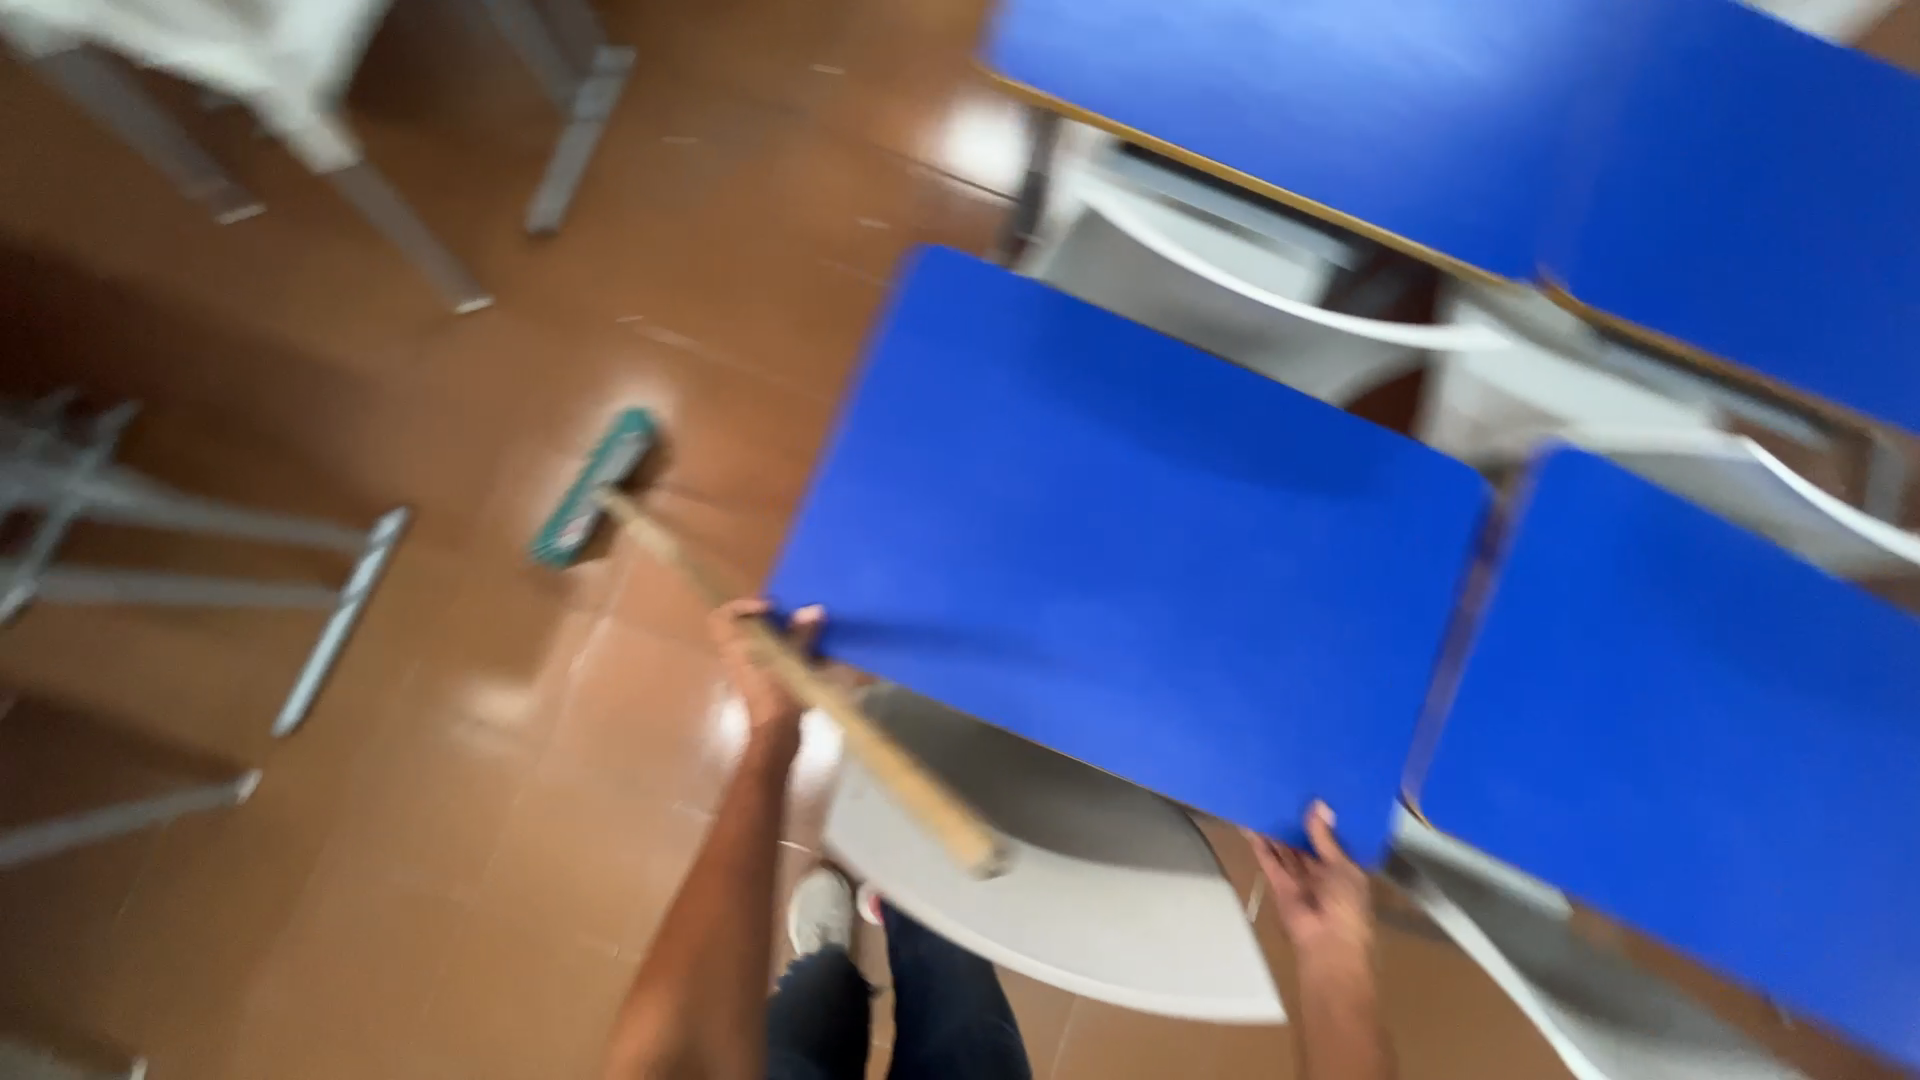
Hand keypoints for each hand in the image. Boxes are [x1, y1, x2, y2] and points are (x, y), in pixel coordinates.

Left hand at [708, 598, 824, 740]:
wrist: (776, 734)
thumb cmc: (778, 694)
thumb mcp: (793, 660)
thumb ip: (802, 634)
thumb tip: (813, 610)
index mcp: (737, 647)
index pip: (722, 617)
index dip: (743, 606)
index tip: (770, 609)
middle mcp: (739, 656)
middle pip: (747, 627)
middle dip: (771, 619)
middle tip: (793, 617)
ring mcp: (751, 670)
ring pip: (762, 642)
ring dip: (784, 635)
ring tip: (807, 632)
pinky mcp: (764, 682)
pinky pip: (774, 657)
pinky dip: (790, 652)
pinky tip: (813, 654)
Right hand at [1247, 801, 1374, 968]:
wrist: (1329, 944)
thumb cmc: (1347, 905)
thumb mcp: (1343, 868)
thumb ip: (1325, 838)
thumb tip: (1318, 805)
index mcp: (1344, 870)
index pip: (1331, 841)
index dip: (1321, 821)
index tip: (1310, 795)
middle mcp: (1321, 873)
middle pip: (1305, 844)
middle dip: (1295, 823)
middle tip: (1282, 794)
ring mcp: (1299, 879)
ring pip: (1284, 850)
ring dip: (1275, 831)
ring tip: (1262, 804)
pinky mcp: (1279, 884)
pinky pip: (1268, 860)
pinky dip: (1259, 844)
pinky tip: (1249, 825)